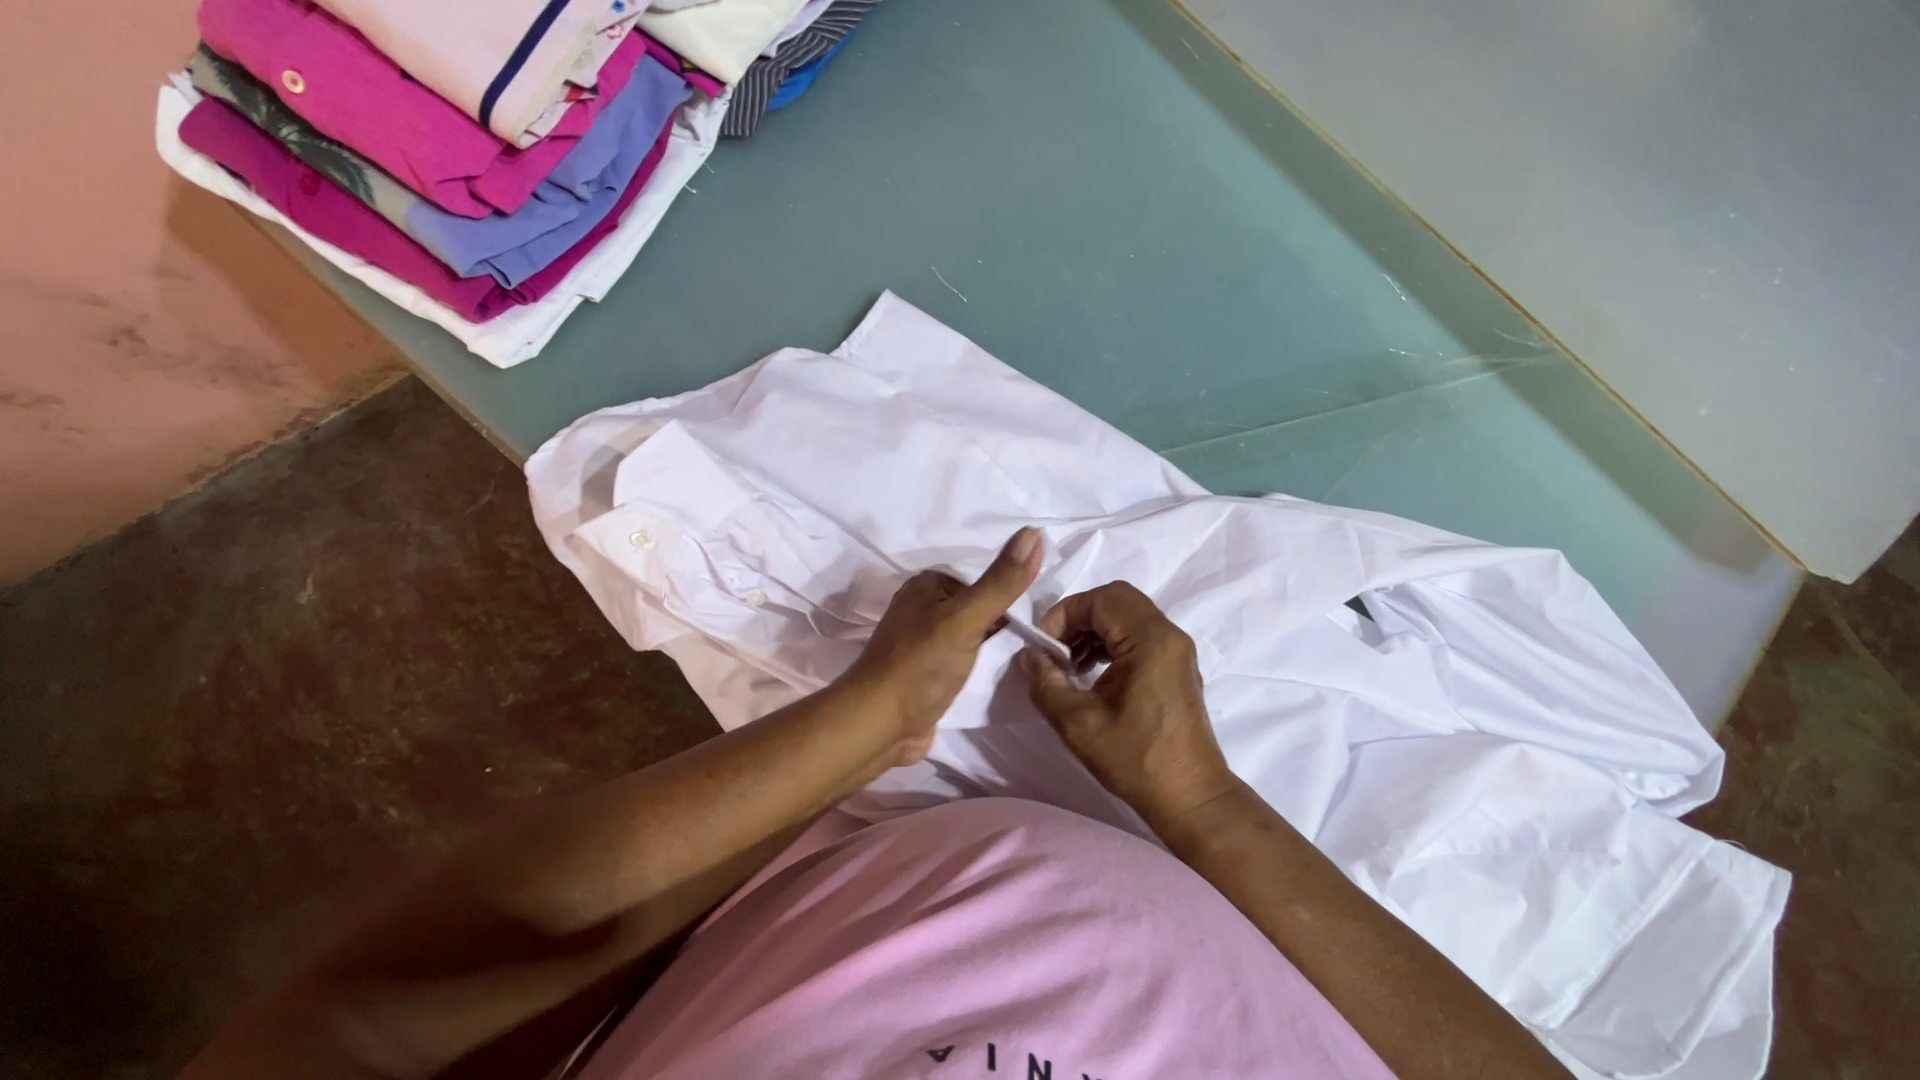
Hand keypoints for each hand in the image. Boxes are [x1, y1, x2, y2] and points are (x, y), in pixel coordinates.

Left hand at [838, 528, 1042, 767]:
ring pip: (973, 635)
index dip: (1012, 593)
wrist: (878, 726)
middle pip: (979, 607)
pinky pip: (964, 660)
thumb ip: (1001, 582)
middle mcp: (922, 608)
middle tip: (1039, 639)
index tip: (1040, 614)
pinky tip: (1003, 674)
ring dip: (996, 646)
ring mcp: (923, 643)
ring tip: (1029, 656)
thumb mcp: (966, 618)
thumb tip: (1033, 533)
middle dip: (1005, 622)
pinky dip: (982, 666)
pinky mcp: (927, 673)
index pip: (983, 578)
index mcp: (927, 584)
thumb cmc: (920, 666)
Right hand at [1020, 582, 1239, 826]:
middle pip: (1116, 599)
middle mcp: (1168, 635)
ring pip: (1127, 615)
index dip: (1063, 615)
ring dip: (1093, 629)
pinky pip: (1139, 634)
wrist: (1189, 795)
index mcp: (1150, 640)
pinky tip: (1090, 674)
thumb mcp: (1077, 722)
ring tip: (1069, 665)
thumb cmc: (1135, 758)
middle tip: (1055, 649)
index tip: (1043, 647)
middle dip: (1078, 617)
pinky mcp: (1176, 666)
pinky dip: (1111, 642)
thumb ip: (1045, 682)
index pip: (1099, 599)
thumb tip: (1029, 656)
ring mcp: (1176, 650)